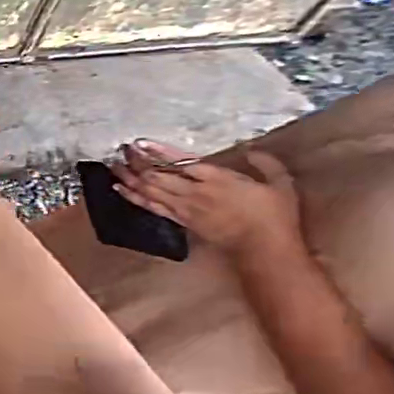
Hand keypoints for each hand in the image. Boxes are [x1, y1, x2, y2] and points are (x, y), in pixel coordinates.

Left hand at [111, 140, 304, 256]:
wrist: (263, 250)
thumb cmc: (274, 216)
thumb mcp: (280, 185)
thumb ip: (266, 164)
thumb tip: (252, 150)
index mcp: (217, 179)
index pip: (181, 161)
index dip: (159, 152)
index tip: (141, 143)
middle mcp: (194, 192)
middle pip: (157, 174)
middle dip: (137, 161)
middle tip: (122, 149)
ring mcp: (184, 208)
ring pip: (149, 190)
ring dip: (129, 177)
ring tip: (113, 165)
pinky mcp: (180, 220)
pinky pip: (151, 206)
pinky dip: (133, 196)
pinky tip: (119, 188)